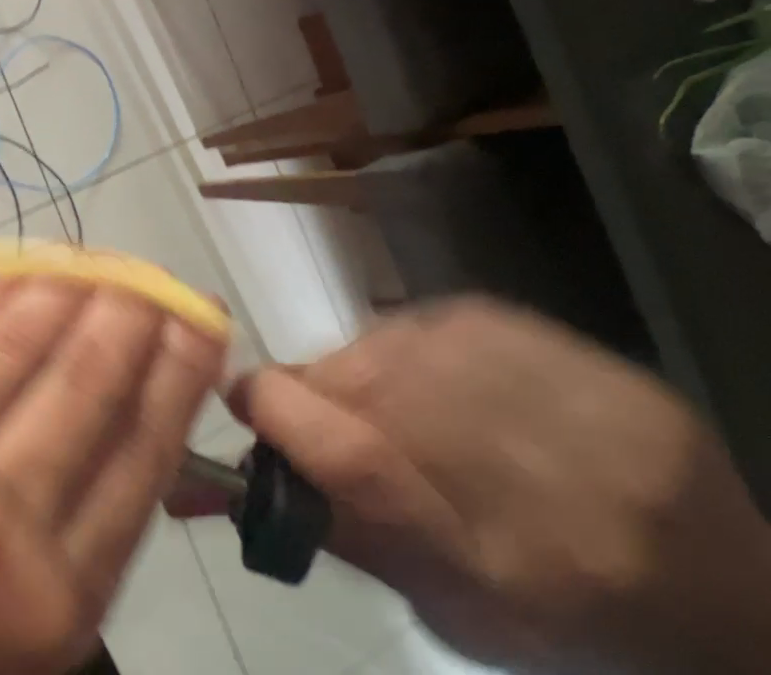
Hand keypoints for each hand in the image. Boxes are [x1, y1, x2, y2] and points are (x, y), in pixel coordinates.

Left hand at [0, 275, 227, 674]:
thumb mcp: (40, 623)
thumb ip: (96, 528)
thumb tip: (145, 415)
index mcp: (60, 590)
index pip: (140, 456)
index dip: (177, 375)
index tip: (197, 326)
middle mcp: (1, 523)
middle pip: (84, 388)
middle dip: (129, 318)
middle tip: (151, 280)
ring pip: (16, 348)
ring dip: (64, 290)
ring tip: (97, 263)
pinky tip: (20, 271)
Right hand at [184, 298, 770, 674]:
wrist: (735, 608)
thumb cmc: (564, 623)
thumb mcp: (447, 610)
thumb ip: (342, 532)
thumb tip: (224, 473)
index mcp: (505, 571)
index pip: (363, 463)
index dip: (280, 414)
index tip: (240, 400)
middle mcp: (555, 487)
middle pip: (375, 392)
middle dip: (317, 393)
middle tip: (308, 412)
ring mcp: (590, 414)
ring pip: (405, 347)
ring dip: (362, 368)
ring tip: (377, 398)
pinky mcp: (601, 365)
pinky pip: (455, 321)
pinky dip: (414, 342)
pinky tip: (425, 372)